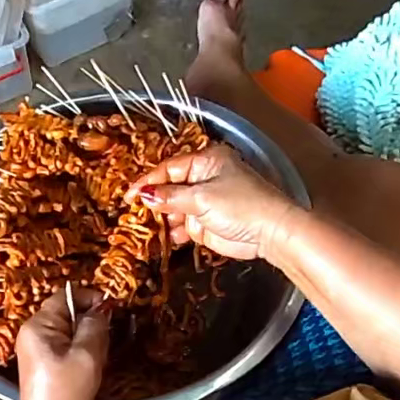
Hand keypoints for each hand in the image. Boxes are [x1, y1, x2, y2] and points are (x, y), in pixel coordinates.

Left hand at [11, 286, 109, 399]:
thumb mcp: (87, 355)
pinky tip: (85, 362)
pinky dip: (76, 346)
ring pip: (66, 327)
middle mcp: (32, 329)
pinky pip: (61, 341)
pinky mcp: (39, 357)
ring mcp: (33, 344)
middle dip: (88, 319)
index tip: (109, 310)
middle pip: (65, 311)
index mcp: (39, 325)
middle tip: (105, 337)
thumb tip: (101, 308)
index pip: (65, 295)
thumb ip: (95, 326)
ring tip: (96, 353)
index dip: (89, 298)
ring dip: (84, 335)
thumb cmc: (66, 391)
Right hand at [128, 145, 302, 260]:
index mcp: (205, 162)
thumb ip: (170, 197)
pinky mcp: (204, 224)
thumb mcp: (201, 198)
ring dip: (161, 219)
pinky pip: (181, 226)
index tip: (129, 196)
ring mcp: (203, 202)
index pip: (169, 168)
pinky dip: (172, 232)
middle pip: (169, 188)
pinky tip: (163, 237)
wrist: (269, 233)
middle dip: (153, 201)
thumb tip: (143, 195)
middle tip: (135, 213)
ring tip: (147, 227)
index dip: (148, 182)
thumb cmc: (241, 205)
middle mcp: (203, 179)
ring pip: (173, 209)